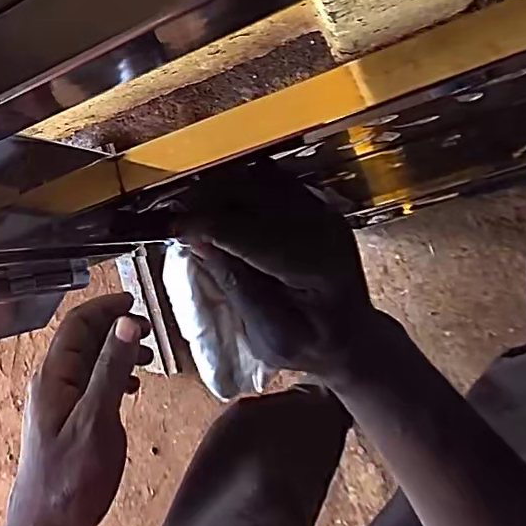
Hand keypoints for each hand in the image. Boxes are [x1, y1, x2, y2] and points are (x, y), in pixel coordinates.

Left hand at [5, 294, 149, 525]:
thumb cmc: (70, 481)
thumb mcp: (98, 419)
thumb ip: (112, 368)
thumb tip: (127, 323)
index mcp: (53, 377)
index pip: (77, 324)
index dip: (105, 307)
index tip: (133, 300)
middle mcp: (51, 384)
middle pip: (83, 340)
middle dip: (115, 328)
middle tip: (148, 329)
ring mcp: (57, 404)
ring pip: (89, 362)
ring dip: (117, 352)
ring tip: (147, 358)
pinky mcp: (67, 422)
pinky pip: (91, 385)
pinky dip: (113, 377)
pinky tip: (130, 390)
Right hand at [176, 164, 385, 382]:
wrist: (351, 334)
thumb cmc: (311, 345)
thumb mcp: (270, 335)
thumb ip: (236, 286)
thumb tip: (199, 242)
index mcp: (316, 267)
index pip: (252, 233)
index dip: (208, 225)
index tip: (174, 227)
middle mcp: (323, 228)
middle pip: (255, 195)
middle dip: (208, 199)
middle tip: (175, 213)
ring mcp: (322, 211)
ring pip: (259, 180)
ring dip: (221, 189)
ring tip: (191, 206)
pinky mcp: (314, 204)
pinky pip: (270, 180)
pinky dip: (239, 186)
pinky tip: (218, 202)